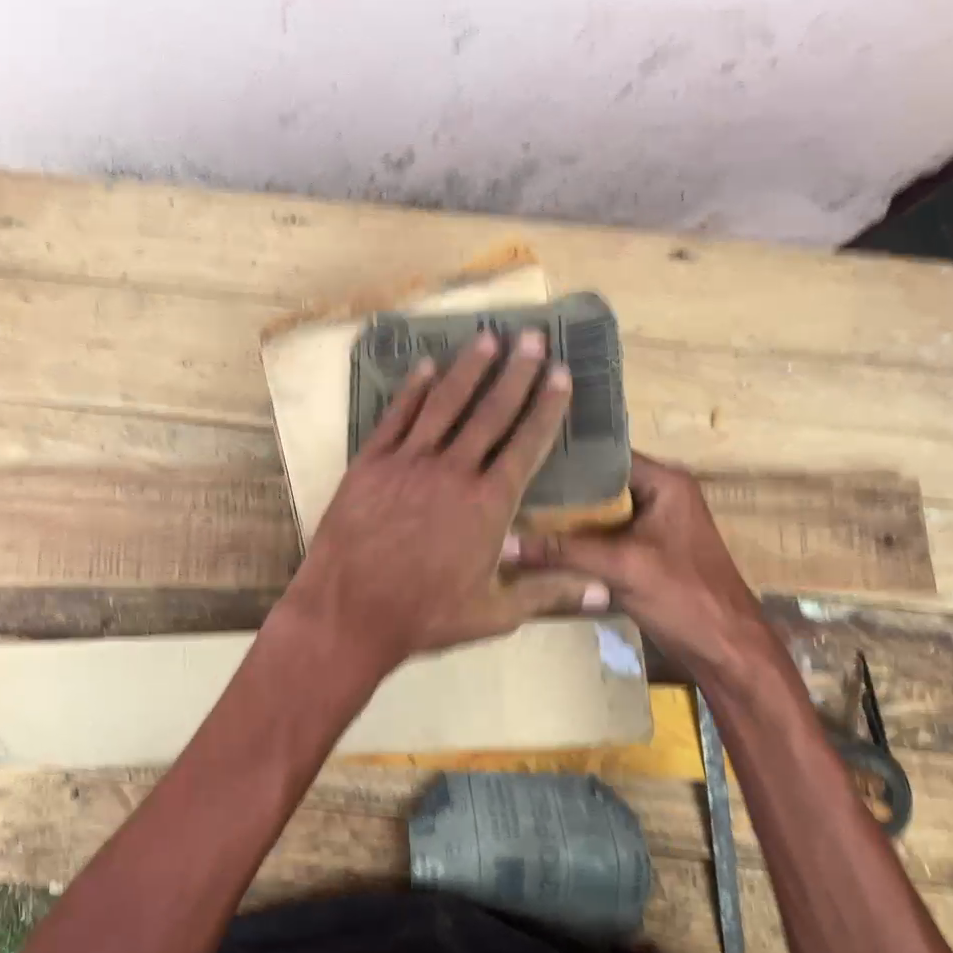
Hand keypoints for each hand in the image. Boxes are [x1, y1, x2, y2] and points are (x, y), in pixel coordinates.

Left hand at [280, 328, 607, 671]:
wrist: (348, 611)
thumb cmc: (424, 616)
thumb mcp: (493, 614)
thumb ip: (547, 594)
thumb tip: (604, 595)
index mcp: (489, 504)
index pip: (527, 444)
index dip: (546, 406)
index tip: (560, 373)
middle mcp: (452, 472)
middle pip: (490, 412)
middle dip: (515, 372)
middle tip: (531, 337)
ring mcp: (407, 463)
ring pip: (444, 404)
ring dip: (468, 369)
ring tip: (486, 337)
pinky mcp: (369, 464)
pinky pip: (396, 417)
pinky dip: (412, 390)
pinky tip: (425, 368)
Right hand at [519, 454, 781, 675]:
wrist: (724, 650)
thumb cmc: (685, 596)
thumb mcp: (620, 566)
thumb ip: (562, 551)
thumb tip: (504, 543)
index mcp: (665, 482)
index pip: (604, 454)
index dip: (563, 458)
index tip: (519, 462)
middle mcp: (658, 494)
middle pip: (596, 483)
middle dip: (556, 490)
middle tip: (508, 490)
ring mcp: (649, 524)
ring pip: (594, 510)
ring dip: (561, 517)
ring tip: (514, 512)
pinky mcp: (640, 551)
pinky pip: (598, 535)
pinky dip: (572, 540)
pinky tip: (537, 542)